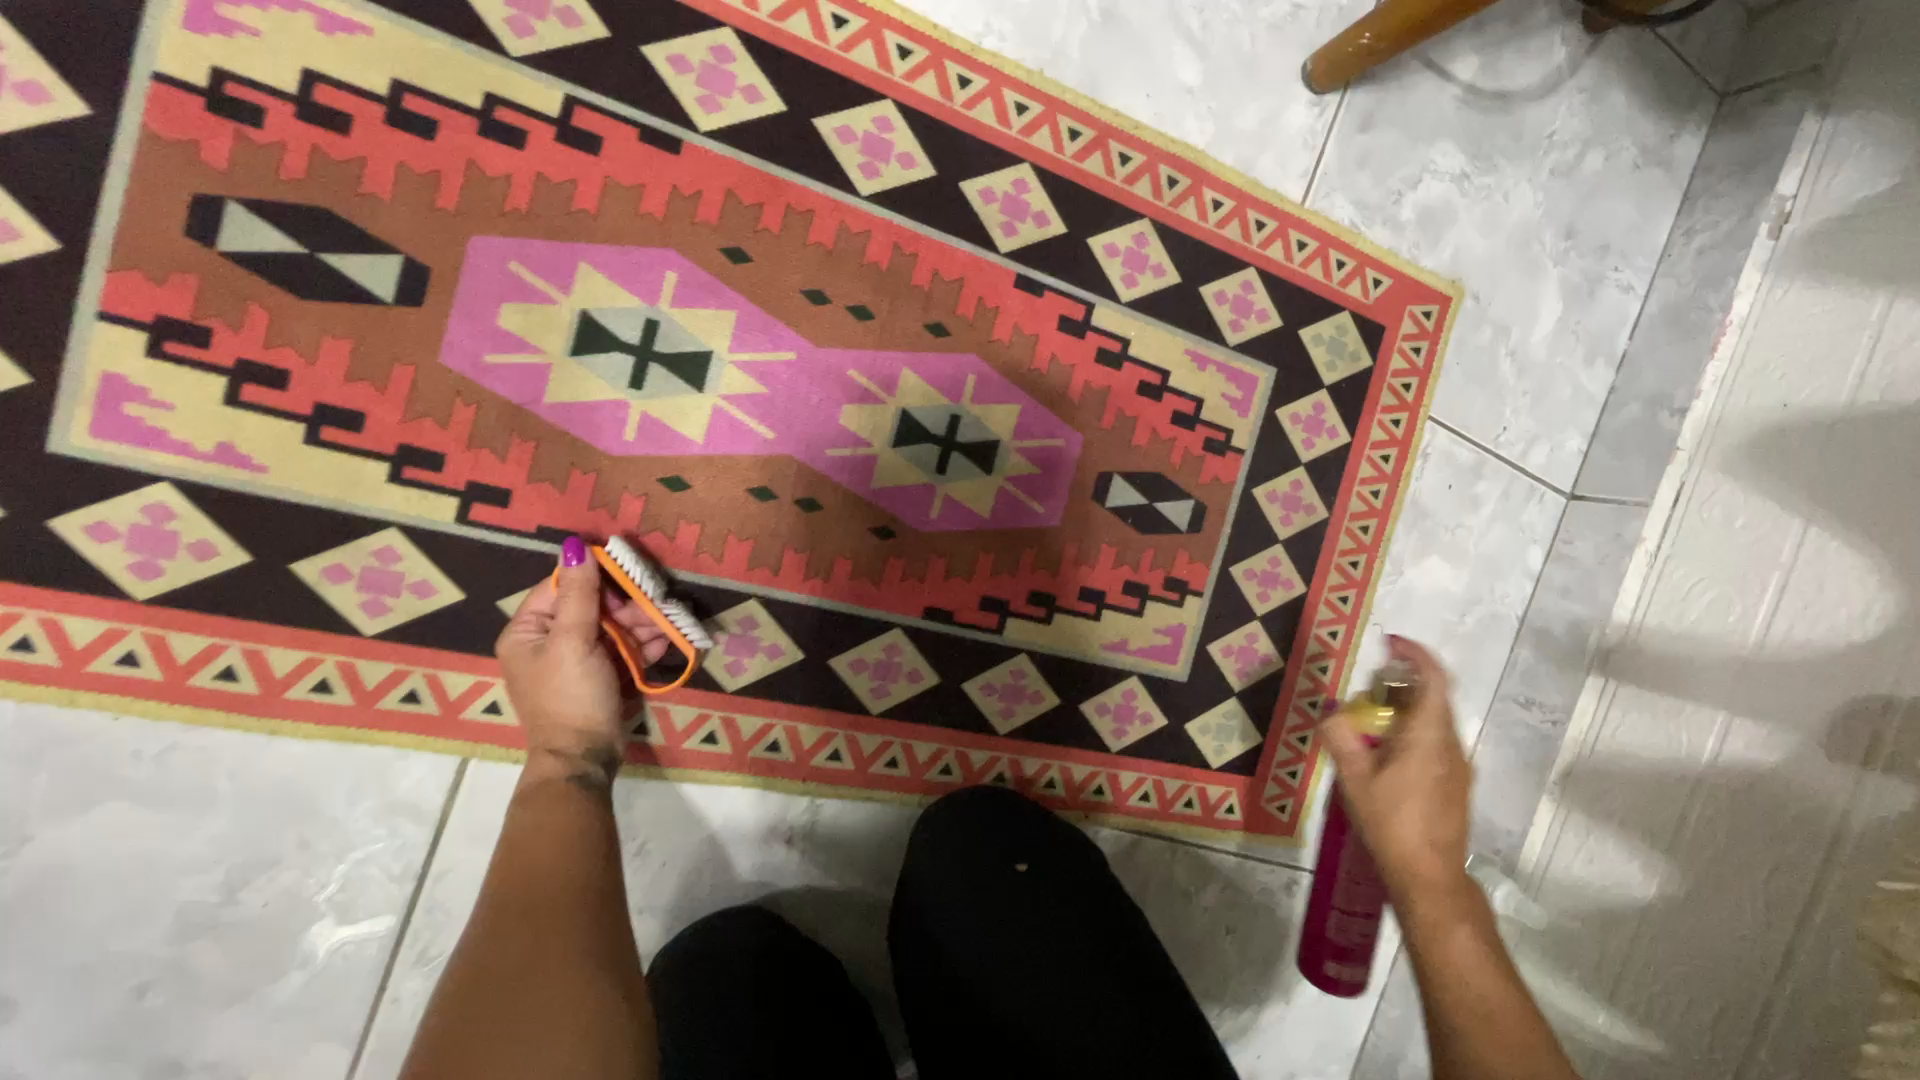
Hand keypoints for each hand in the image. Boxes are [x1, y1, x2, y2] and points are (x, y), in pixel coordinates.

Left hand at [496, 536, 670, 791]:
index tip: (628, 577)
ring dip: (640, 625)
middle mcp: (548, 641)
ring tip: (666, 627)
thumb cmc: (571, 696)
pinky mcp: (600, 676)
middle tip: (655, 608)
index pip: (562, 587)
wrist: (584, 757)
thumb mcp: (574, 641)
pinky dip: (642, 645)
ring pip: (612, 628)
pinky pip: (622, 650)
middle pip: (592, 607)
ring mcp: (576, 660)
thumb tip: (574, 545)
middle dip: (626, 607)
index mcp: (528, 631)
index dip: (596, 579)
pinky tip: (663, 642)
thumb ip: (580, 594)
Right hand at [1318, 635, 1472, 903]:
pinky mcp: (1456, 783)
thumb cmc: (1391, 822)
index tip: (1391, 643)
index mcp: (1429, 736)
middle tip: (1367, 682)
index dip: (1416, 654)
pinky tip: (1385, 750)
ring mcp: (1458, 765)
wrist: (1429, 874)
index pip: (1433, 679)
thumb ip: (1341, 738)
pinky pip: (1435, 740)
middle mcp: (1451, 744)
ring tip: (1369, 717)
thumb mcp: (1354, 779)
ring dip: (1406, 707)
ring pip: (1435, 720)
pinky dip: (1412, 730)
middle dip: (1403, 681)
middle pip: (1435, 697)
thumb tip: (1330, 709)